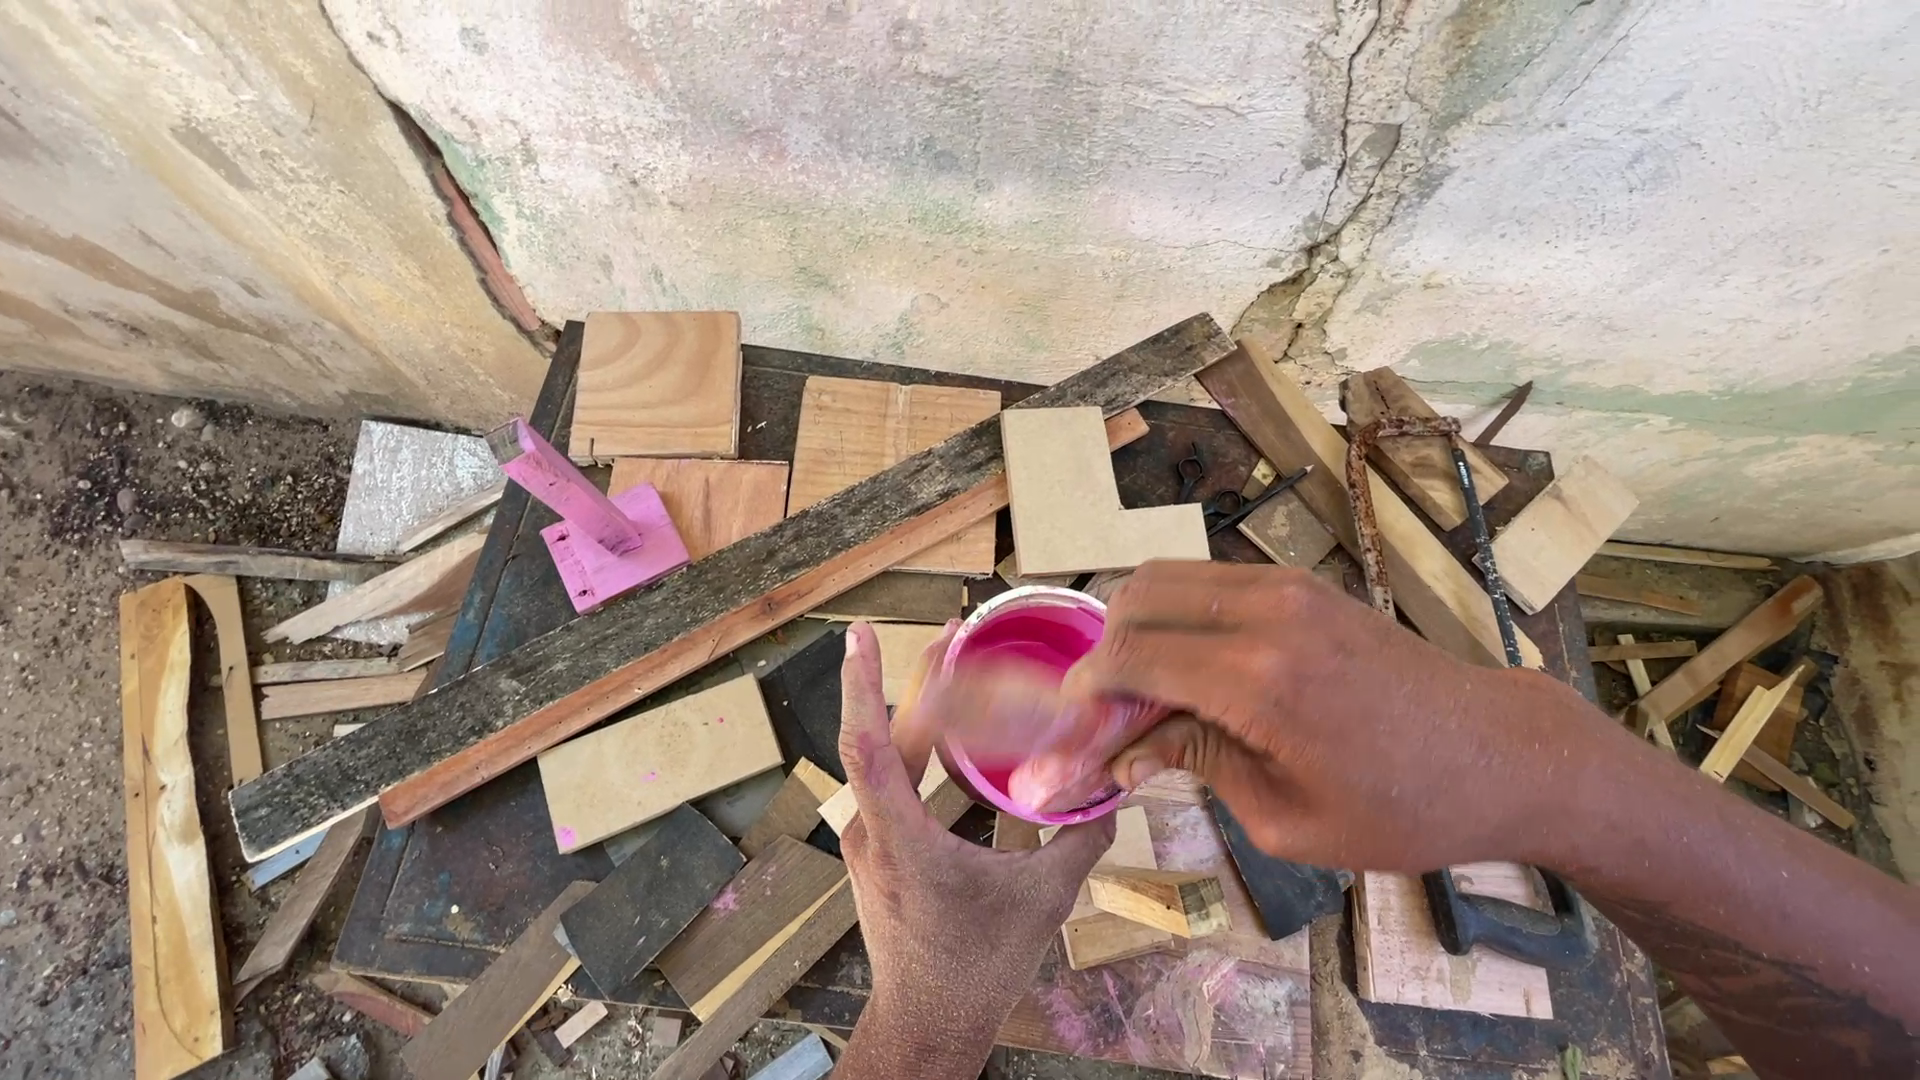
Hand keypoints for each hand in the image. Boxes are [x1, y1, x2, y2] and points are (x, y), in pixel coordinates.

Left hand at [835, 622, 1115, 1077]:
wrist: (926, 1024)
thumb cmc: (977, 968)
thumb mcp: (1041, 903)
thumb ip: (1077, 844)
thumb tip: (1112, 796)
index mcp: (899, 836)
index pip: (868, 746)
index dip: (862, 687)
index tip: (859, 636)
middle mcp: (869, 827)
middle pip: (880, 736)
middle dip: (912, 679)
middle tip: (950, 633)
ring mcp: (866, 836)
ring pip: (882, 754)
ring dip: (911, 707)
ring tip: (947, 664)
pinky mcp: (874, 844)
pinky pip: (887, 777)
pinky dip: (912, 741)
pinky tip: (942, 727)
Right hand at [1062, 561, 1614, 873]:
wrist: (1502, 754)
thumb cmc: (1400, 809)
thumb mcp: (1285, 818)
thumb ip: (1193, 762)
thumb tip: (1123, 749)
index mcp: (1258, 680)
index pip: (1131, 655)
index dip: (1086, 685)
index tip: (1071, 718)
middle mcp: (1264, 612)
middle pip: (1135, 599)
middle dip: (1103, 650)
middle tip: (1109, 705)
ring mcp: (1285, 585)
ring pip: (1164, 575)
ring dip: (1135, 623)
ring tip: (1145, 682)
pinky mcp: (1299, 581)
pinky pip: (1205, 577)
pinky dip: (1174, 610)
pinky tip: (1188, 660)